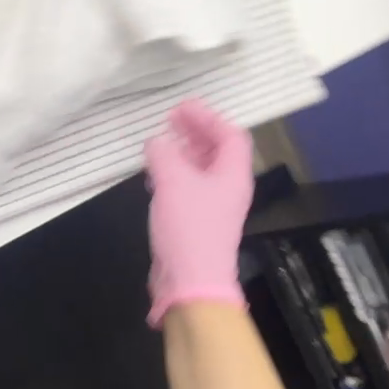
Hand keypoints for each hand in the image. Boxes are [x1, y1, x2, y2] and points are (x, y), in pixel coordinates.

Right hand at [144, 99, 253, 327]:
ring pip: (202, 172)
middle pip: (217, 152)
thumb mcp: (172, 183)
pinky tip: (155, 179)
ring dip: (183, 155)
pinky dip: (174, 177)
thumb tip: (156, 142)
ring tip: (161, 146)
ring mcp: (213, 208)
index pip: (229, 135)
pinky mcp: (196, 225)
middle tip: (170, 122)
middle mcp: (228, 189)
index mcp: (232, 174)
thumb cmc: (188, 227)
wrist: (191, 280)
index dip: (207, 117)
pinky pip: (188, 191)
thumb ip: (163, 155)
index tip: (180, 108)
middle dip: (195, 133)